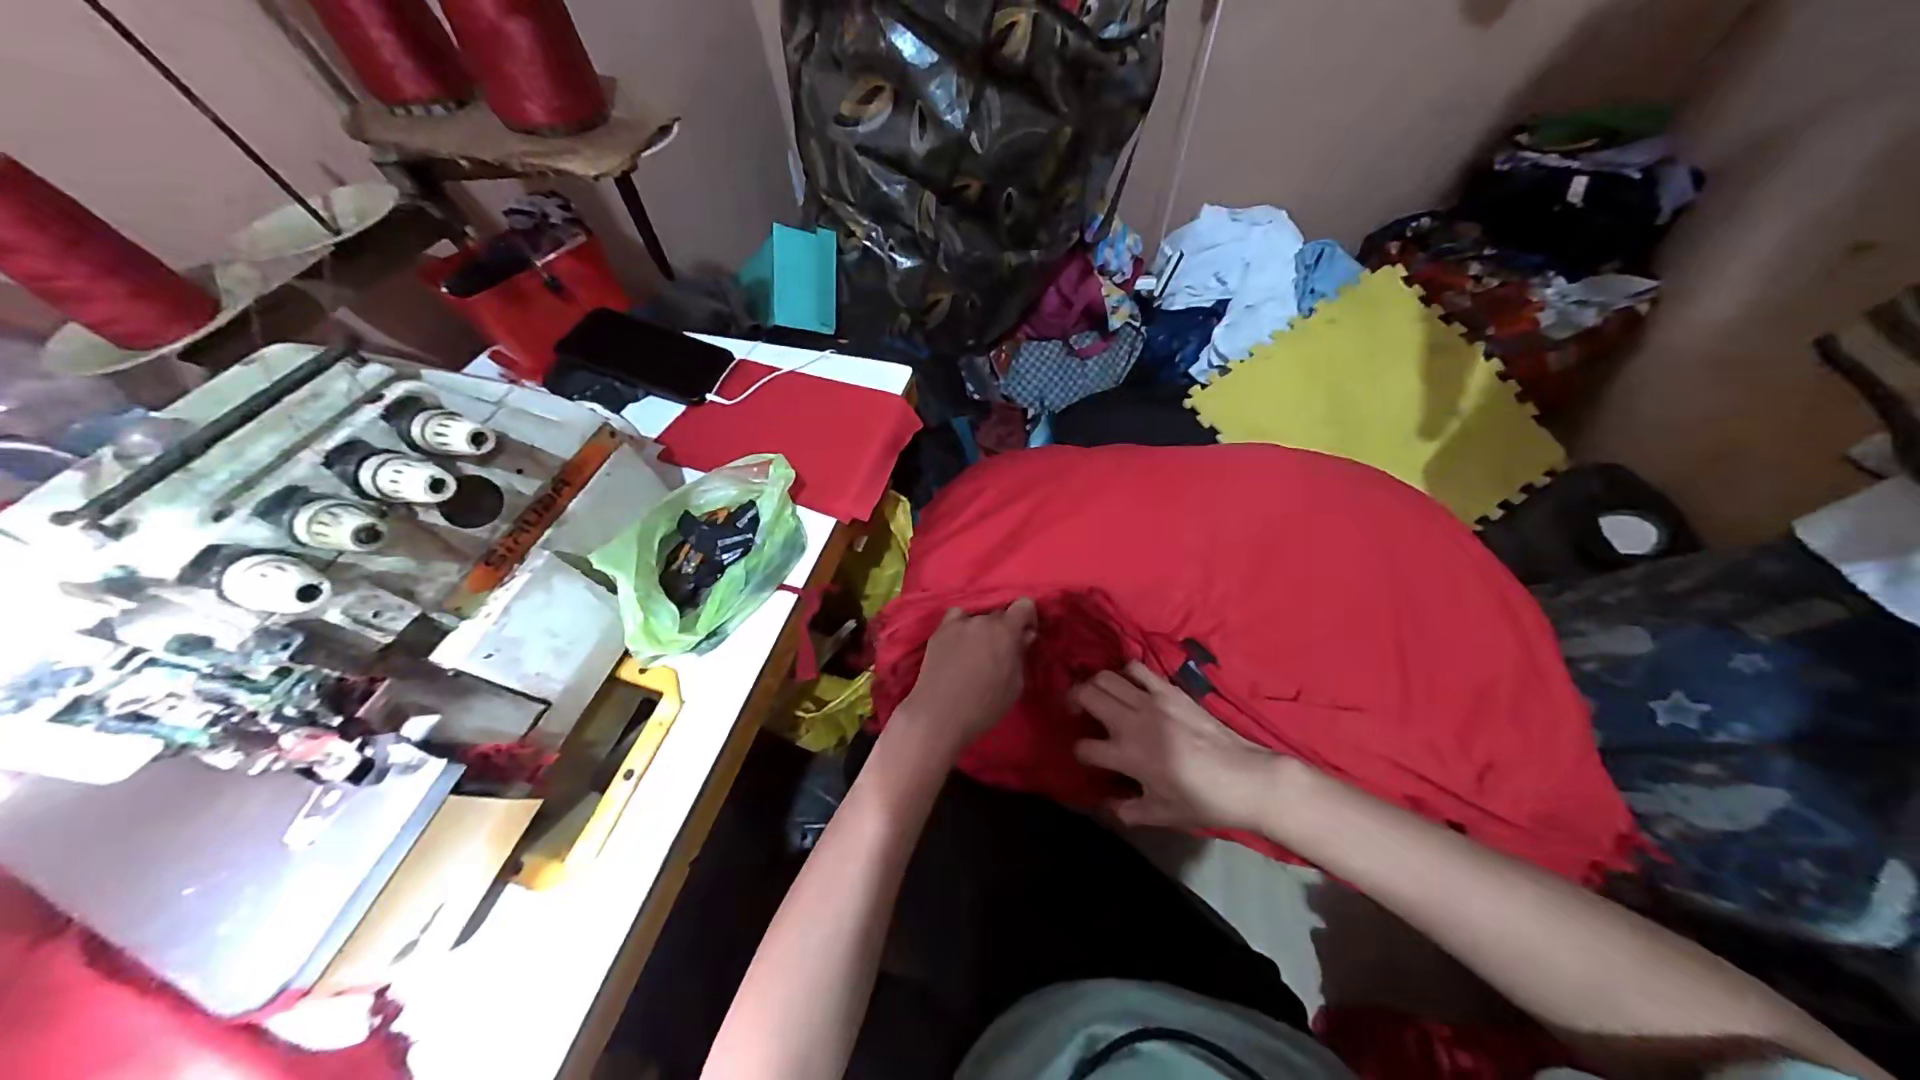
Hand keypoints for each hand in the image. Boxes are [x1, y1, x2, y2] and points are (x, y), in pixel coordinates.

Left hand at [892, 599, 1037, 760]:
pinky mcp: (939, 632)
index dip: (1027, 619)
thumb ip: (1020, 655)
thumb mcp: (1015, 686)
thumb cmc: (984, 707)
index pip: (1024, 605)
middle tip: (999, 652)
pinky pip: (955, 619)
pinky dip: (960, 626)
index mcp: (1006, 632)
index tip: (1024, 637)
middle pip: (999, 614)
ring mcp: (958, 624)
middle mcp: (982, 621)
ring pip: (977, 618)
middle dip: (1004, 629)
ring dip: (982, 630)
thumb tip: (1023, 636)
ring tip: (975, 651)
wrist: (940, 715)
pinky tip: (958, 643)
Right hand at [1070, 661, 1284, 831]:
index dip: (1081, 753)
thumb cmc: (1203, 801)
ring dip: (1095, 685)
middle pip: (1086, 695)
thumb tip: (1107, 806)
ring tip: (1099, 696)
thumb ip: (1128, 811)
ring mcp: (1151, 701)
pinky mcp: (1169, 690)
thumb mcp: (1162, 815)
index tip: (1089, 758)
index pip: (1084, 748)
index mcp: (1127, 756)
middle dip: (1074, 702)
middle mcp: (1132, 723)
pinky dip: (1126, 673)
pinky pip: (1137, 668)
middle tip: (1078, 713)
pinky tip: (1130, 687)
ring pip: (1106, 677)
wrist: (1247, 778)